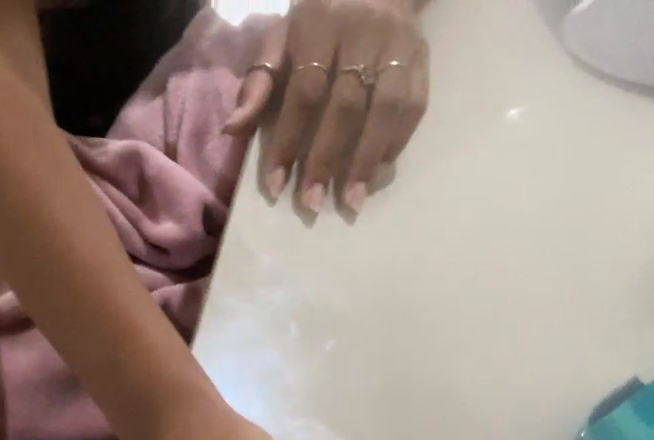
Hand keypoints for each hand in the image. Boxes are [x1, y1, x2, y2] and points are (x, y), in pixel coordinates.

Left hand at [225, 0, 430, 214]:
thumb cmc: (316, 21)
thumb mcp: (279, 40)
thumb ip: (257, 84)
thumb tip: (231, 129)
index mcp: (321, 28)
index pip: (304, 93)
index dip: (289, 142)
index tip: (276, 186)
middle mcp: (364, 34)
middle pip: (346, 106)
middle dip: (327, 160)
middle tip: (313, 203)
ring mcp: (398, 45)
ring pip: (386, 108)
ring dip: (368, 159)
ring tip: (353, 201)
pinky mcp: (422, 57)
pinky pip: (415, 104)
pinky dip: (397, 141)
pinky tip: (379, 172)